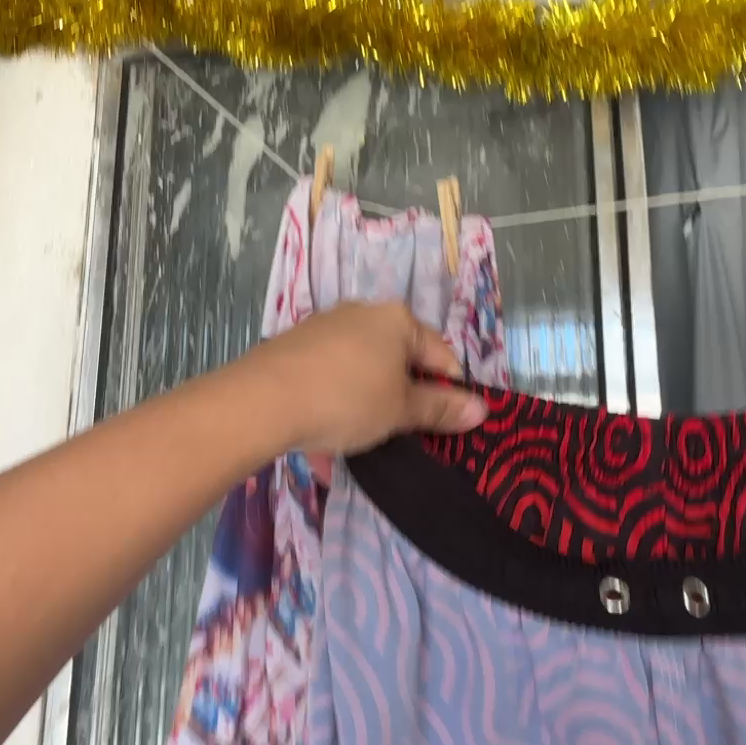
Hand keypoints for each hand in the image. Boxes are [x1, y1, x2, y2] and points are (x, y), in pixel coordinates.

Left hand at [224, 302, 488, 454]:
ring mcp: (326, 325)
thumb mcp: (400, 410)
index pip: (441, 354)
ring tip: (364, 432)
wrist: (263, 400)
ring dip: (370, 397)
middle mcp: (363, 312)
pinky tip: (329, 424)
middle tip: (403, 430)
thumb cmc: (347, 400)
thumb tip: (482, 409)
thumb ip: (441, 408)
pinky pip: (332, 372)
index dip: (449, 391)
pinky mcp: (296, 344)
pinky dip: (338, 396)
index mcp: (397, 320)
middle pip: (400, 356)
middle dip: (405, 393)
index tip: (444, 424)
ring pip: (364, 365)